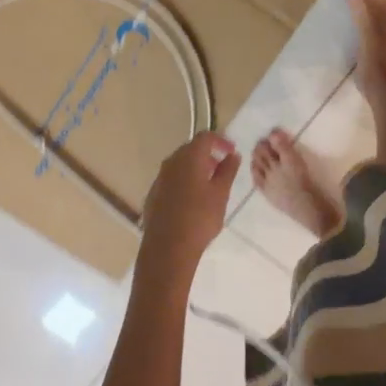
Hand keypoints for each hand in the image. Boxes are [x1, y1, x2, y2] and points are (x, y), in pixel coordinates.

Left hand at [135, 132, 239, 289]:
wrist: (167, 248)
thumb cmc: (200, 218)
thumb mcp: (221, 194)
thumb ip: (228, 170)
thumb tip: (232, 155)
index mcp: (189, 157)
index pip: (205, 137)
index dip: (220, 140)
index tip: (232, 151)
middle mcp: (171, 162)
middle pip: (190, 149)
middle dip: (208, 155)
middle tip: (222, 169)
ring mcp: (159, 179)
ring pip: (180, 165)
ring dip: (195, 169)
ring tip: (209, 186)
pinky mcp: (153, 195)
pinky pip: (171, 180)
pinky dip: (184, 182)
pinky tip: (191, 201)